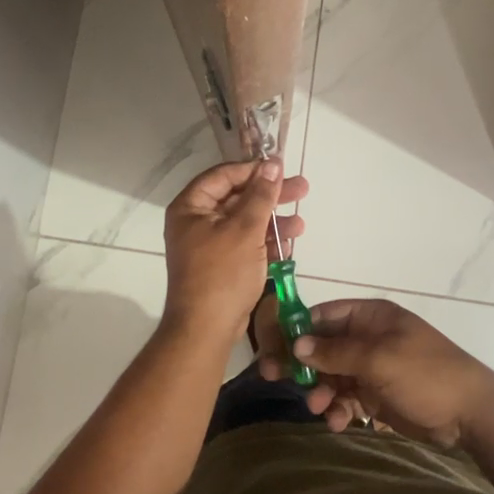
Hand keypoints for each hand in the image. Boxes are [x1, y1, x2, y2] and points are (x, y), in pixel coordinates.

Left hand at [162, 160, 307, 337]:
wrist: (206, 329)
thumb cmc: (222, 273)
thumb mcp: (245, 230)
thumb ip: (261, 195)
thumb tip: (273, 164)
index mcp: (191, 207)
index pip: (223, 176)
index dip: (253, 170)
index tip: (281, 169)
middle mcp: (196, 221)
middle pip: (237, 198)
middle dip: (270, 195)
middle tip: (302, 189)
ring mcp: (209, 244)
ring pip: (245, 222)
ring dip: (273, 221)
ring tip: (301, 223)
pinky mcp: (222, 264)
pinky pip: (245, 243)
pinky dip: (265, 242)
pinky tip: (289, 243)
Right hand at [280, 298, 493, 447]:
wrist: (471, 415)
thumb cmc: (426, 374)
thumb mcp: (379, 359)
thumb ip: (336, 352)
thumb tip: (297, 345)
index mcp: (370, 317)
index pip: (323, 315)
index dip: (296, 330)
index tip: (272, 348)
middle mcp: (368, 338)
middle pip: (323, 346)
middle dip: (303, 364)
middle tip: (275, 378)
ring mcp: (373, 367)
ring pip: (331, 374)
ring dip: (321, 390)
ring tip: (319, 407)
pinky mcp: (377, 394)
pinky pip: (347, 397)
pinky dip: (338, 408)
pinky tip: (338, 422)